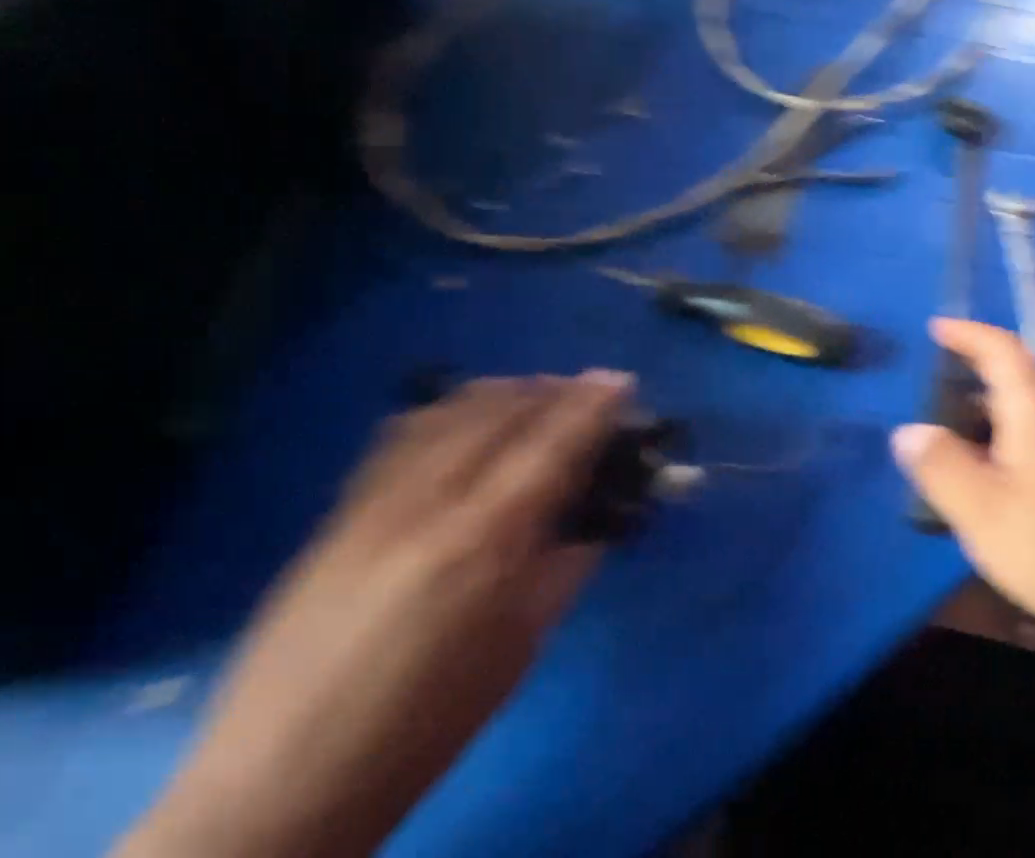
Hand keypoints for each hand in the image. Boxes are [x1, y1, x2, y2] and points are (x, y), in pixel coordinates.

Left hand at [117, 372, 632, 857]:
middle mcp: (424, 505)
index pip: (549, 448)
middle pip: (496, 417)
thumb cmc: (433, 720)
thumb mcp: (521, 644)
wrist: (292, 773)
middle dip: (549, 392)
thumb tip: (600, 520)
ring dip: (498, 394)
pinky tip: (463, 419)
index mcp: (482, 544)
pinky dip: (444, 414)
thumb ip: (564, 568)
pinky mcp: (336, 516)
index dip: (589, 408)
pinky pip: (398, 439)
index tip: (621, 381)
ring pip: (441, 416)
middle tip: (588, 390)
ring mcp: (371, 505)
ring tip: (534, 394)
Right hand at [892, 319, 1034, 643]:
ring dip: (990, 409)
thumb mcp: (980, 510)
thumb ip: (941, 465)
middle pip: (1020, 376)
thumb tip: (909, 430)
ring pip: (1031, 410)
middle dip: (976, 370)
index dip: (970, 334)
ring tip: (951, 433)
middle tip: (935, 384)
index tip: (936, 329)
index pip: (1005, 351)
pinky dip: (1007, 437)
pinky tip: (991, 475)